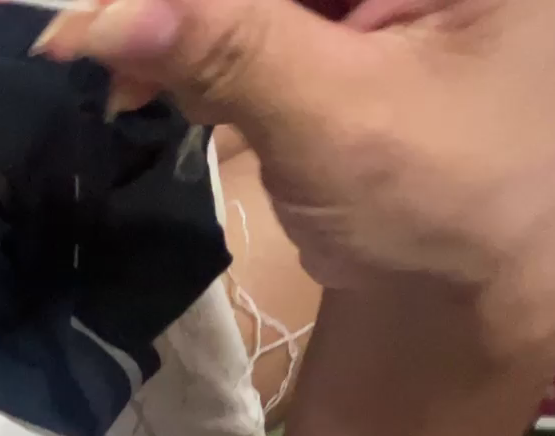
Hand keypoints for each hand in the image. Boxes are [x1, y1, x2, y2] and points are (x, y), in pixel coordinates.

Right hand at [38, 0, 554, 302]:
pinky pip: (254, 28)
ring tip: (125, 88)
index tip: (94, 20)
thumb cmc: (434, 203)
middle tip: (93, 51)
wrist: (461, 288)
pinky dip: (198, 58)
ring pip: (252, 0)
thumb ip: (226, 54)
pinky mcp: (348, 36)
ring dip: (178, 34)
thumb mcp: (332, 118)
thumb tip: (105, 17)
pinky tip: (157, 86)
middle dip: (179, 10)